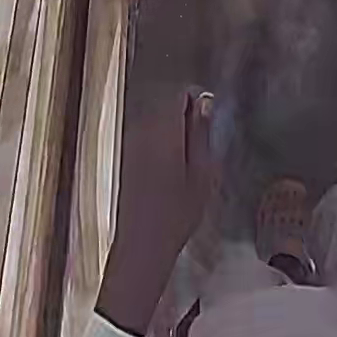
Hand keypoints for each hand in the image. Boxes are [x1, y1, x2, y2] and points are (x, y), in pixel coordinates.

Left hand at [96, 90, 217, 336]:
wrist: (142, 243)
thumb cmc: (178, 211)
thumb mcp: (201, 173)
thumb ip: (201, 133)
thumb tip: (203, 101)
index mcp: (162, 130)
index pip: (177, 93)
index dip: (196, 99)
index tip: (210, 118)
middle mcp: (142, 128)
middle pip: (165, 102)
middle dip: (185, 112)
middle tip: (203, 142)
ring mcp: (131, 140)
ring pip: (156, 116)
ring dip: (174, 125)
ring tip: (190, 157)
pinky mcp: (126, 152)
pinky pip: (147, 131)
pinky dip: (162, 137)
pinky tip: (173, 164)